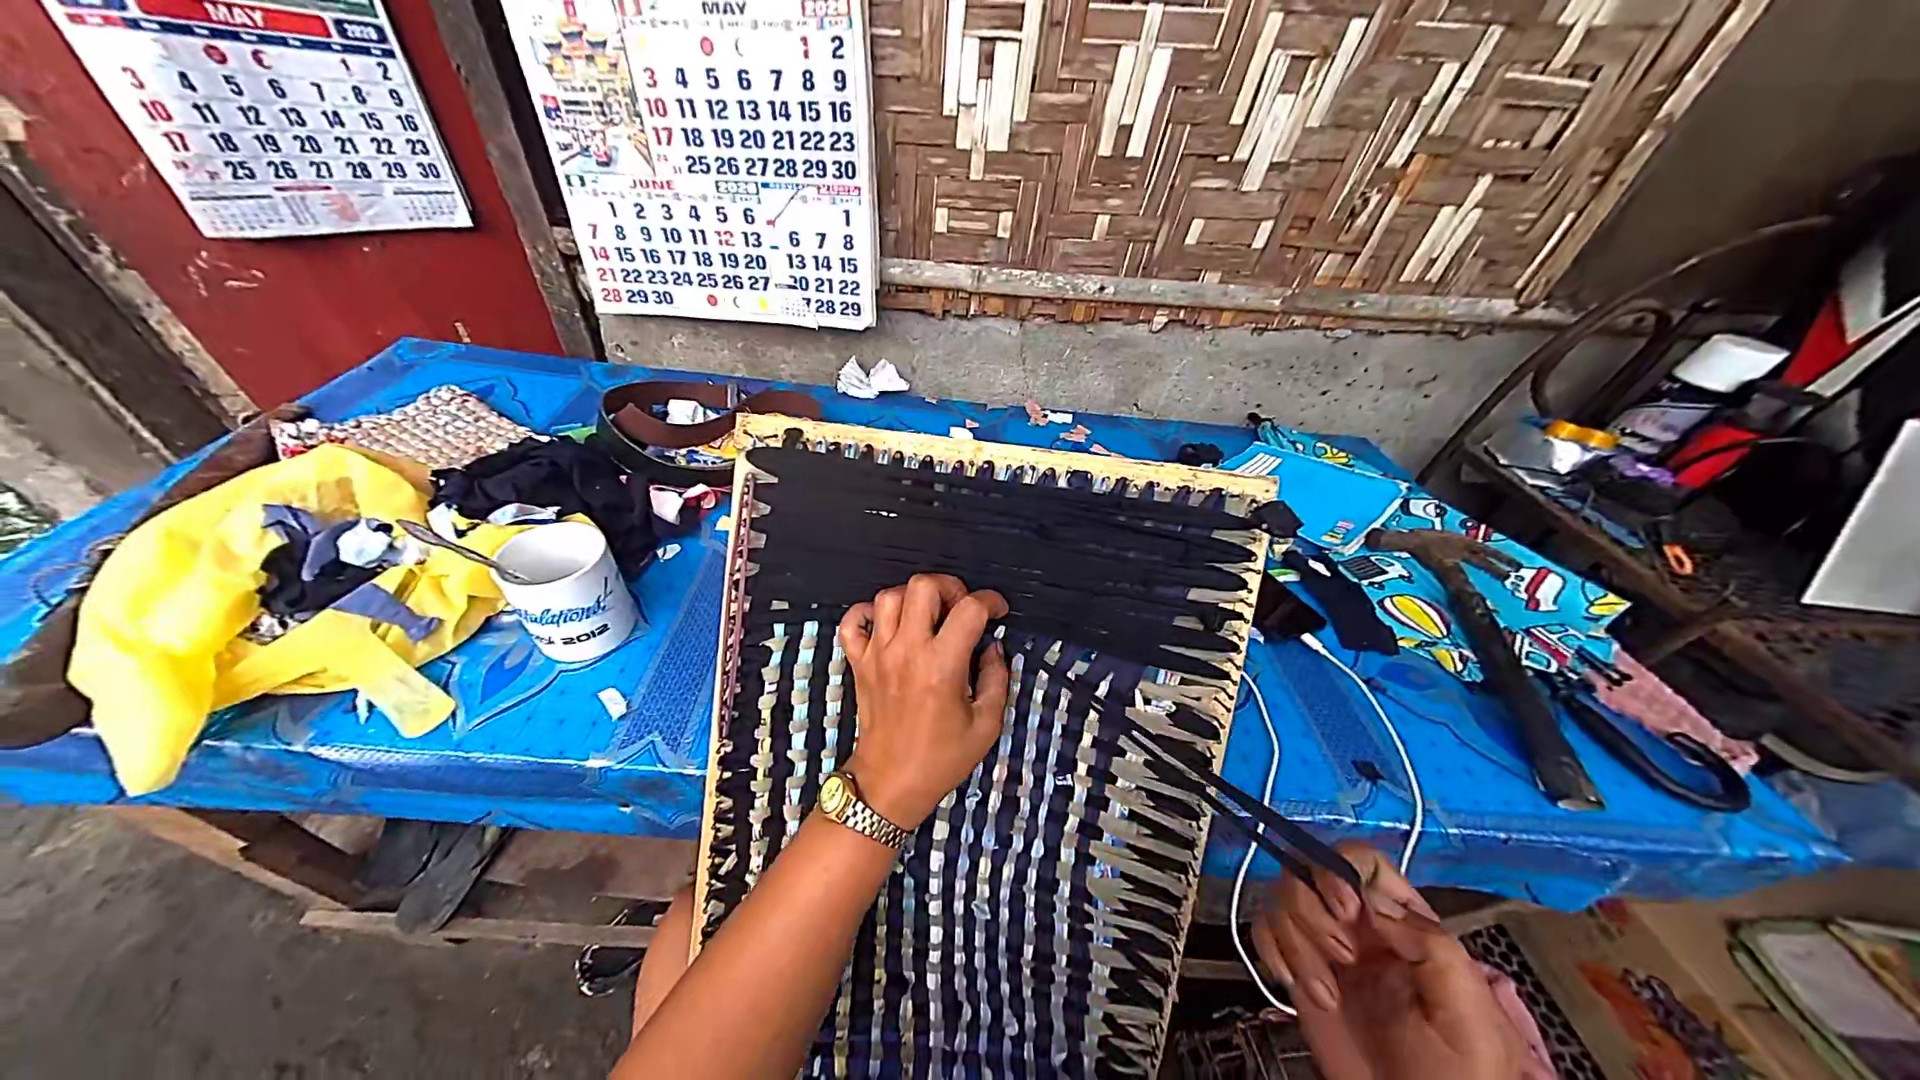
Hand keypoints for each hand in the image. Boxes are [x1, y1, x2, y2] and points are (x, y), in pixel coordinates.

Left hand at [836, 574, 1009, 830]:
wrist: (890, 782)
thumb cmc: (939, 758)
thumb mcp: (986, 724)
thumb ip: (996, 678)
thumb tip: (993, 648)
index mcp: (941, 666)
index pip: (969, 609)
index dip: (990, 601)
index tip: (997, 611)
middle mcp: (906, 651)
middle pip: (922, 586)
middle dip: (949, 587)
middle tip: (960, 607)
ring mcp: (877, 654)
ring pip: (888, 596)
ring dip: (913, 598)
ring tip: (929, 616)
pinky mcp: (858, 663)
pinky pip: (852, 621)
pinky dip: (868, 614)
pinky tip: (888, 625)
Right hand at [1251, 843, 1523, 1079]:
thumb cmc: (1456, 1078)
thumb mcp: (1470, 1018)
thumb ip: (1435, 949)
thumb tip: (1375, 902)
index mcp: (1403, 924)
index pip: (1360, 860)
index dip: (1341, 870)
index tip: (1344, 909)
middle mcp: (1357, 924)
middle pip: (1308, 871)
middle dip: (1313, 911)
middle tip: (1342, 959)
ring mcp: (1322, 944)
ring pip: (1280, 899)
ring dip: (1294, 943)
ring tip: (1325, 993)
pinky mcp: (1294, 966)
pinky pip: (1263, 930)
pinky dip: (1272, 953)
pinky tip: (1299, 988)